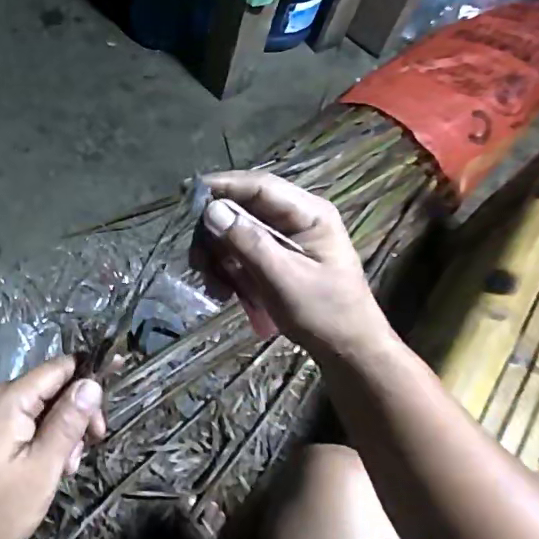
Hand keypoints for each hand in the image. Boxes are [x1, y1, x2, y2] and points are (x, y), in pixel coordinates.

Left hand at [0, 356, 104, 538]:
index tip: (120, 376)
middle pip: (57, 387)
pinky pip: (37, 425)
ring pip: (51, 408)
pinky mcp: (2, 436)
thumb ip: (68, 423)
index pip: (60, 367)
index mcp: (11, 400)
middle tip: (93, 443)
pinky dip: (53, 442)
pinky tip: (56, 468)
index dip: (91, 370)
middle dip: (80, 412)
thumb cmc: (0, 510)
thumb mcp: (42, 467)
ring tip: (67, 467)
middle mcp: (4, 400)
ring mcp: (1, 418)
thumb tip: (92, 383)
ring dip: (68, 432)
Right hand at [191, 171, 395, 359]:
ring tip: (216, 288)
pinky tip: (225, 294)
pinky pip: (242, 252)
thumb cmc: (325, 314)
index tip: (187, 194)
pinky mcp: (277, 258)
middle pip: (242, 209)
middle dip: (215, 234)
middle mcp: (296, 218)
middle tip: (197, 263)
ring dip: (219, 257)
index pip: (258, 186)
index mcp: (308, 213)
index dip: (221, 186)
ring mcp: (286, 238)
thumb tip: (211, 210)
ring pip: (236, 232)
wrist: (350, 352)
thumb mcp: (283, 278)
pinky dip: (228, 270)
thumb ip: (248, 242)